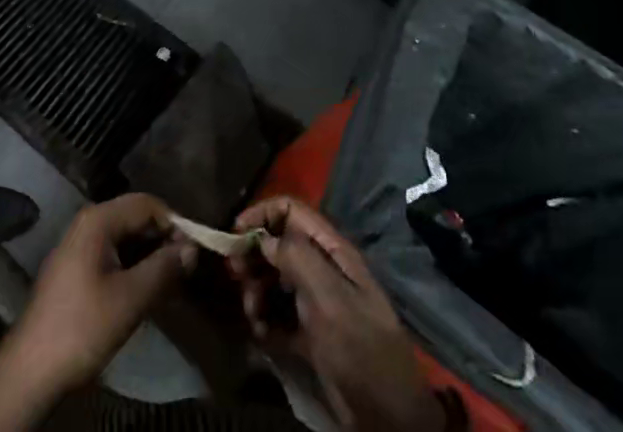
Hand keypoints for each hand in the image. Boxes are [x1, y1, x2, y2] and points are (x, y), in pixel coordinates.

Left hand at [0, 194, 193, 431]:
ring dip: (152, 254)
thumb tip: (193, 247)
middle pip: (136, 217)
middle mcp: (88, 223)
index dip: (175, 222)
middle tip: (190, 268)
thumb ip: (164, 267)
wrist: (34, 364)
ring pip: (127, 237)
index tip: (198, 251)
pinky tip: (152, 288)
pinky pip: (115, 253)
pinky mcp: (79, 266)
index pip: (146, 204)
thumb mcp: (131, 298)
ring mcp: (81, 244)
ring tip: (176, 281)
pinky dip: (136, 265)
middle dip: (164, 238)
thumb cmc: (83, 325)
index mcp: (98, 220)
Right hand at [231, 197, 441, 431]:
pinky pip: (276, 314)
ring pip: (272, 279)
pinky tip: (261, 335)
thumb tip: (263, 238)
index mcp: (333, 253)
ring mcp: (315, 302)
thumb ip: (297, 258)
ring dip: (255, 293)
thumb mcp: (330, 299)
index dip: (260, 213)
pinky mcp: (309, 332)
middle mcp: (323, 271)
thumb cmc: (360, 349)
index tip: (235, 233)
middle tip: (236, 275)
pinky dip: (264, 321)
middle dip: (252, 256)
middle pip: (276, 244)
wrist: (387, 418)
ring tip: (253, 314)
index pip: (291, 211)